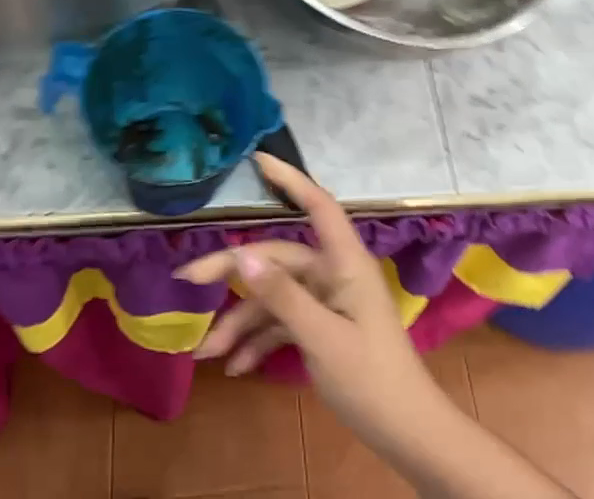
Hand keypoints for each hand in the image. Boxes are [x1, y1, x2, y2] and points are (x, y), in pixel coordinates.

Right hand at [175, 153, 450, 445]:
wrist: (407, 433)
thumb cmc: (372, 380)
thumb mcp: (323, 338)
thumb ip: (283, 297)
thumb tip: (242, 259)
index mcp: (345, 264)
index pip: (318, 206)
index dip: (290, 180)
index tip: (257, 161)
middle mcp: (334, 275)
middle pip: (276, 259)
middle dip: (232, 274)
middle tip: (186, 281)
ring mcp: (328, 303)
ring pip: (274, 298)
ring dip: (240, 322)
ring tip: (206, 353)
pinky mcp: (322, 329)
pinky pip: (282, 324)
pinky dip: (258, 342)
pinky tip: (235, 367)